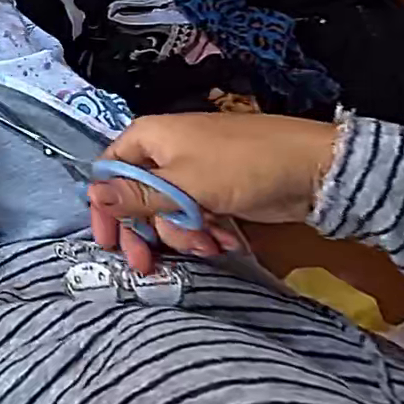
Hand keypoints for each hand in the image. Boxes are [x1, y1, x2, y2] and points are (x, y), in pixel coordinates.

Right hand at [88, 113, 339, 272]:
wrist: (312, 168)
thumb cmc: (240, 166)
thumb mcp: (183, 184)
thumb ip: (136, 194)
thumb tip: (91, 195)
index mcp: (149, 138)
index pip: (109, 171)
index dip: (106, 207)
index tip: (108, 243)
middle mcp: (164, 152)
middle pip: (136, 196)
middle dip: (147, 231)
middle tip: (148, 265)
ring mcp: (191, 172)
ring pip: (166, 212)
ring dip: (182, 235)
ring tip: (208, 244)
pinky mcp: (214, 190)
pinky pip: (193, 215)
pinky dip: (204, 231)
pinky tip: (224, 239)